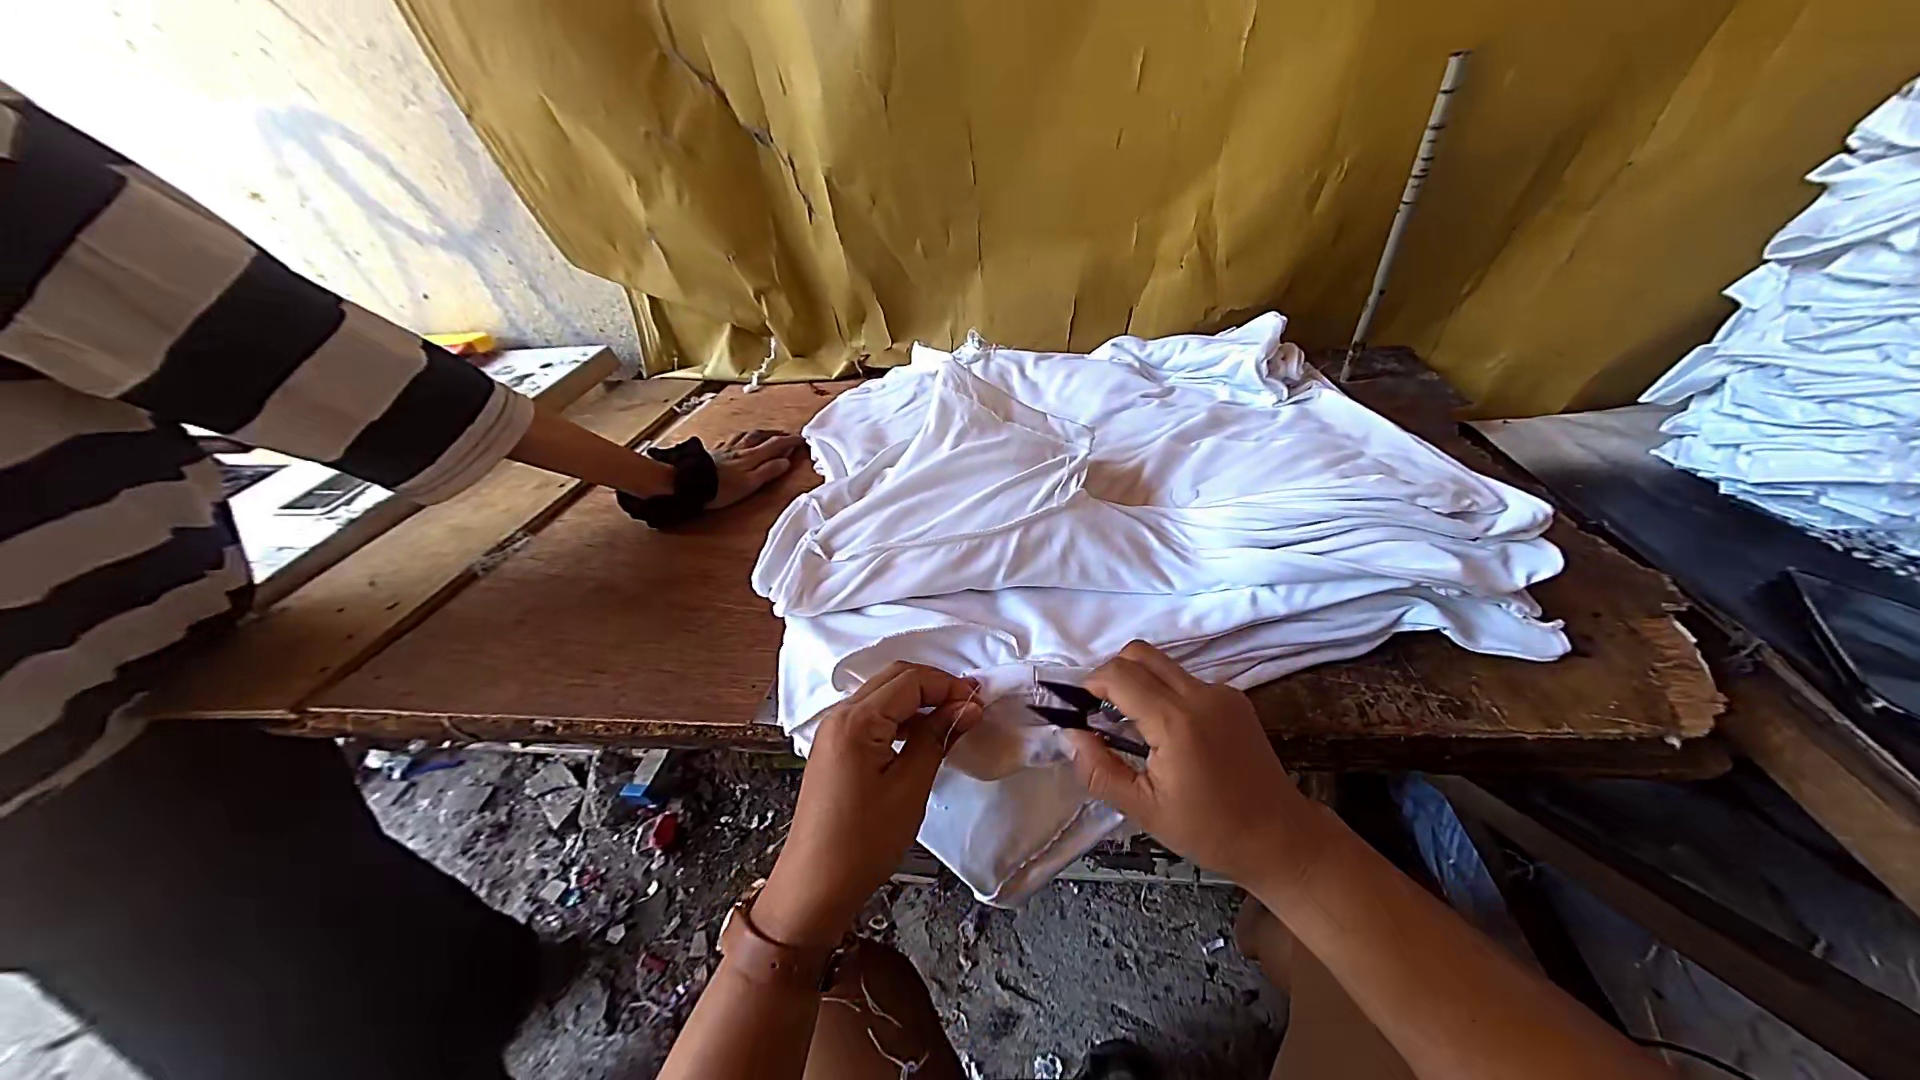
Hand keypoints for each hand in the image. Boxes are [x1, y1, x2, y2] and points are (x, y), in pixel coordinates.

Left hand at [707, 429, 803, 508]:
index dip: (789, 441)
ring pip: (746, 435)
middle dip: (776, 433)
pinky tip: (738, 439)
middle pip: (761, 436)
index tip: (801, 439)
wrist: (690, 482)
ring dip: (759, 432)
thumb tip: (786, 461)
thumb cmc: (722, 488)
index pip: (775, 445)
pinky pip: (731, 439)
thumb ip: (768, 471)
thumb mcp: (750, 484)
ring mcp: (726, 449)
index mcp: (752, 457)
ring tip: (766, 433)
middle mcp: (740, 449)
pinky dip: (740, 437)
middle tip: (786, 434)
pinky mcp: (713, 452)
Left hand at [754, 663, 982, 947]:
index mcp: (856, 721)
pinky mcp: (834, 746)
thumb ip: (937, 738)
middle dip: (934, 686)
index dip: (948, 685)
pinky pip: (871, 714)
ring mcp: (833, 730)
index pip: (910, 680)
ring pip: (883, 693)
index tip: (977, 702)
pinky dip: (900, 715)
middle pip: (894, 678)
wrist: (815, 885)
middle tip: (968, 705)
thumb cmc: (862, 842)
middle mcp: (840, 715)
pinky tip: (922, 734)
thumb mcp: (910, 787)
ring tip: (951, 719)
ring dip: (918, 699)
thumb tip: (965, 708)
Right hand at [1063, 642, 1315, 886]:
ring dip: (1138, 681)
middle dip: (1111, 674)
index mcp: (1175, 722)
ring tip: (1135, 726)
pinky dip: (1164, 692)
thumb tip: (1071, 735)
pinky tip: (1168, 732)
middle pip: (1139, 654)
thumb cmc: (1210, 830)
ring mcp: (1221, 692)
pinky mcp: (1234, 697)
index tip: (1081, 709)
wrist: (1282, 838)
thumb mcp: (1144, 810)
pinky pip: (1185, 679)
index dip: (1091, 684)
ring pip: (1162, 663)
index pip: (1119, 675)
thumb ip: (1099, 770)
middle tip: (1102, 711)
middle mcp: (1200, 695)